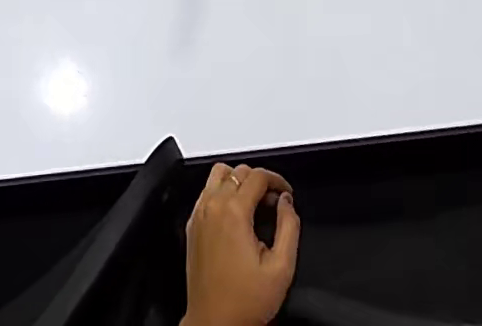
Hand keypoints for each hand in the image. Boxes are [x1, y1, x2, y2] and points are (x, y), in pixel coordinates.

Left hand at [182, 164, 298, 325]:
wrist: (214, 323)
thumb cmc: (244, 302)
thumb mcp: (281, 267)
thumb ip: (289, 227)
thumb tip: (287, 203)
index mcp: (234, 212)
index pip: (257, 176)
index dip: (277, 180)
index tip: (286, 192)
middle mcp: (212, 207)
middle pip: (238, 171)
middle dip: (260, 180)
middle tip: (274, 201)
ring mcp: (199, 214)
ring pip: (219, 174)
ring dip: (238, 180)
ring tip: (254, 202)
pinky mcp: (192, 224)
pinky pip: (206, 191)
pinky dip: (222, 191)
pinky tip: (235, 213)